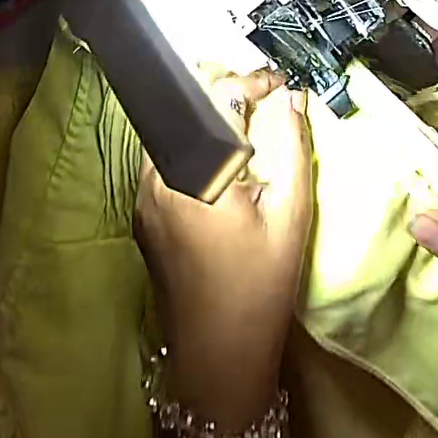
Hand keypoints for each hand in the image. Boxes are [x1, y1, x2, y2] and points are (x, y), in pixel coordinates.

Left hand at [135, 71, 312, 426]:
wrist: (217, 356)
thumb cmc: (261, 286)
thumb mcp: (291, 214)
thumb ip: (293, 148)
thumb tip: (294, 100)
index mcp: (198, 175)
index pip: (219, 99)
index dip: (252, 81)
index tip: (279, 83)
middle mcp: (159, 177)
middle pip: (187, 109)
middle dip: (227, 92)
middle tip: (265, 98)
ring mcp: (144, 196)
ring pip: (173, 131)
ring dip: (208, 118)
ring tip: (247, 122)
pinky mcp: (143, 212)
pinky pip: (165, 157)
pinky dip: (194, 145)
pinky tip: (223, 159)